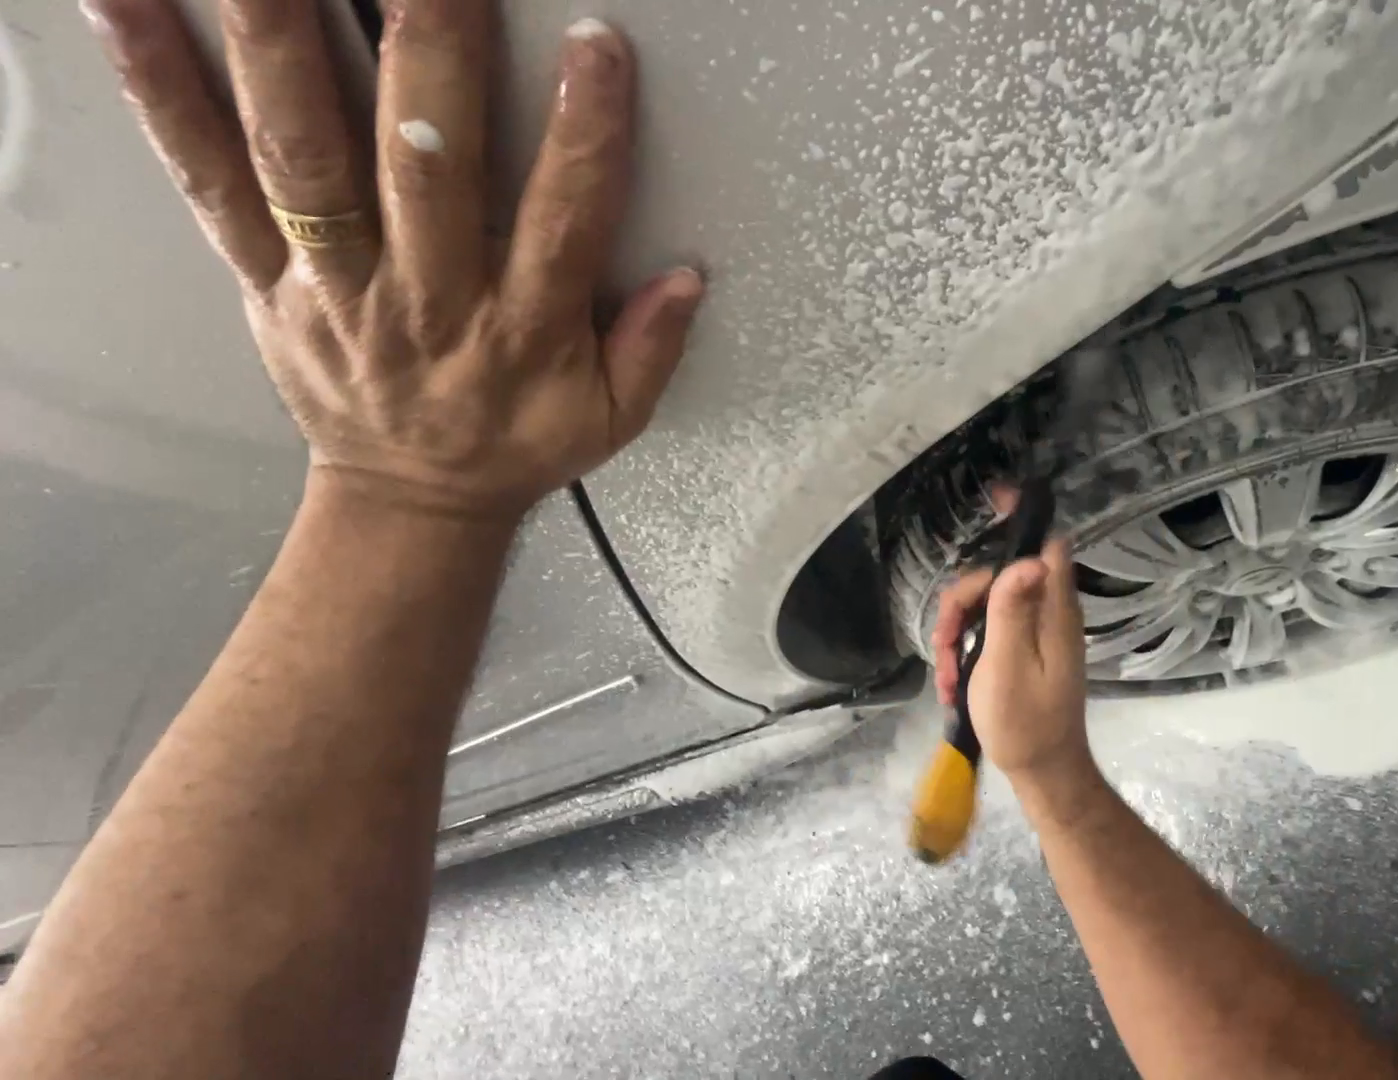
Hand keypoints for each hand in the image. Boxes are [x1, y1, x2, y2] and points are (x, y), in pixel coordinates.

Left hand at [85, 0, 702, 519]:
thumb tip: (687, 277)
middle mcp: (430, 299)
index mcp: (524, 331)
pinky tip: (123, 2)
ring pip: (308, 159)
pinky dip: (164, 92)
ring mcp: (338, 286)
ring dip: (283, 46)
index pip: (563, 222)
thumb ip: (650, 351)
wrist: (412, 498)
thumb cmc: (519, 448)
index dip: (584, 136)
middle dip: (431, 56)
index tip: (595, 50)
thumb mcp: (611, 420)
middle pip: (426, 169)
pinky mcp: (268, 281)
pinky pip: (211, 185)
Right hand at [931, 534, 1090, 780]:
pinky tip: (952, 684)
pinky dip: (965, 652)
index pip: (1046, 545)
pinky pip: (989, 633)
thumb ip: (1013, 611)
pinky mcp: (1024, 651)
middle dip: (961, 607)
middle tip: (942, 646)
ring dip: (956, 636)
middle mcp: (1049, 613)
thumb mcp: (1008, 667)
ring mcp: (1036, 633)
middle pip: (998, 578)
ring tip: (943, 678)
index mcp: (1052, 611)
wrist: (1043, 773)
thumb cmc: (1024, 724)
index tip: (991, 501)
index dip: (1021, 519)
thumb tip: (1029, 558)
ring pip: (986, 606)